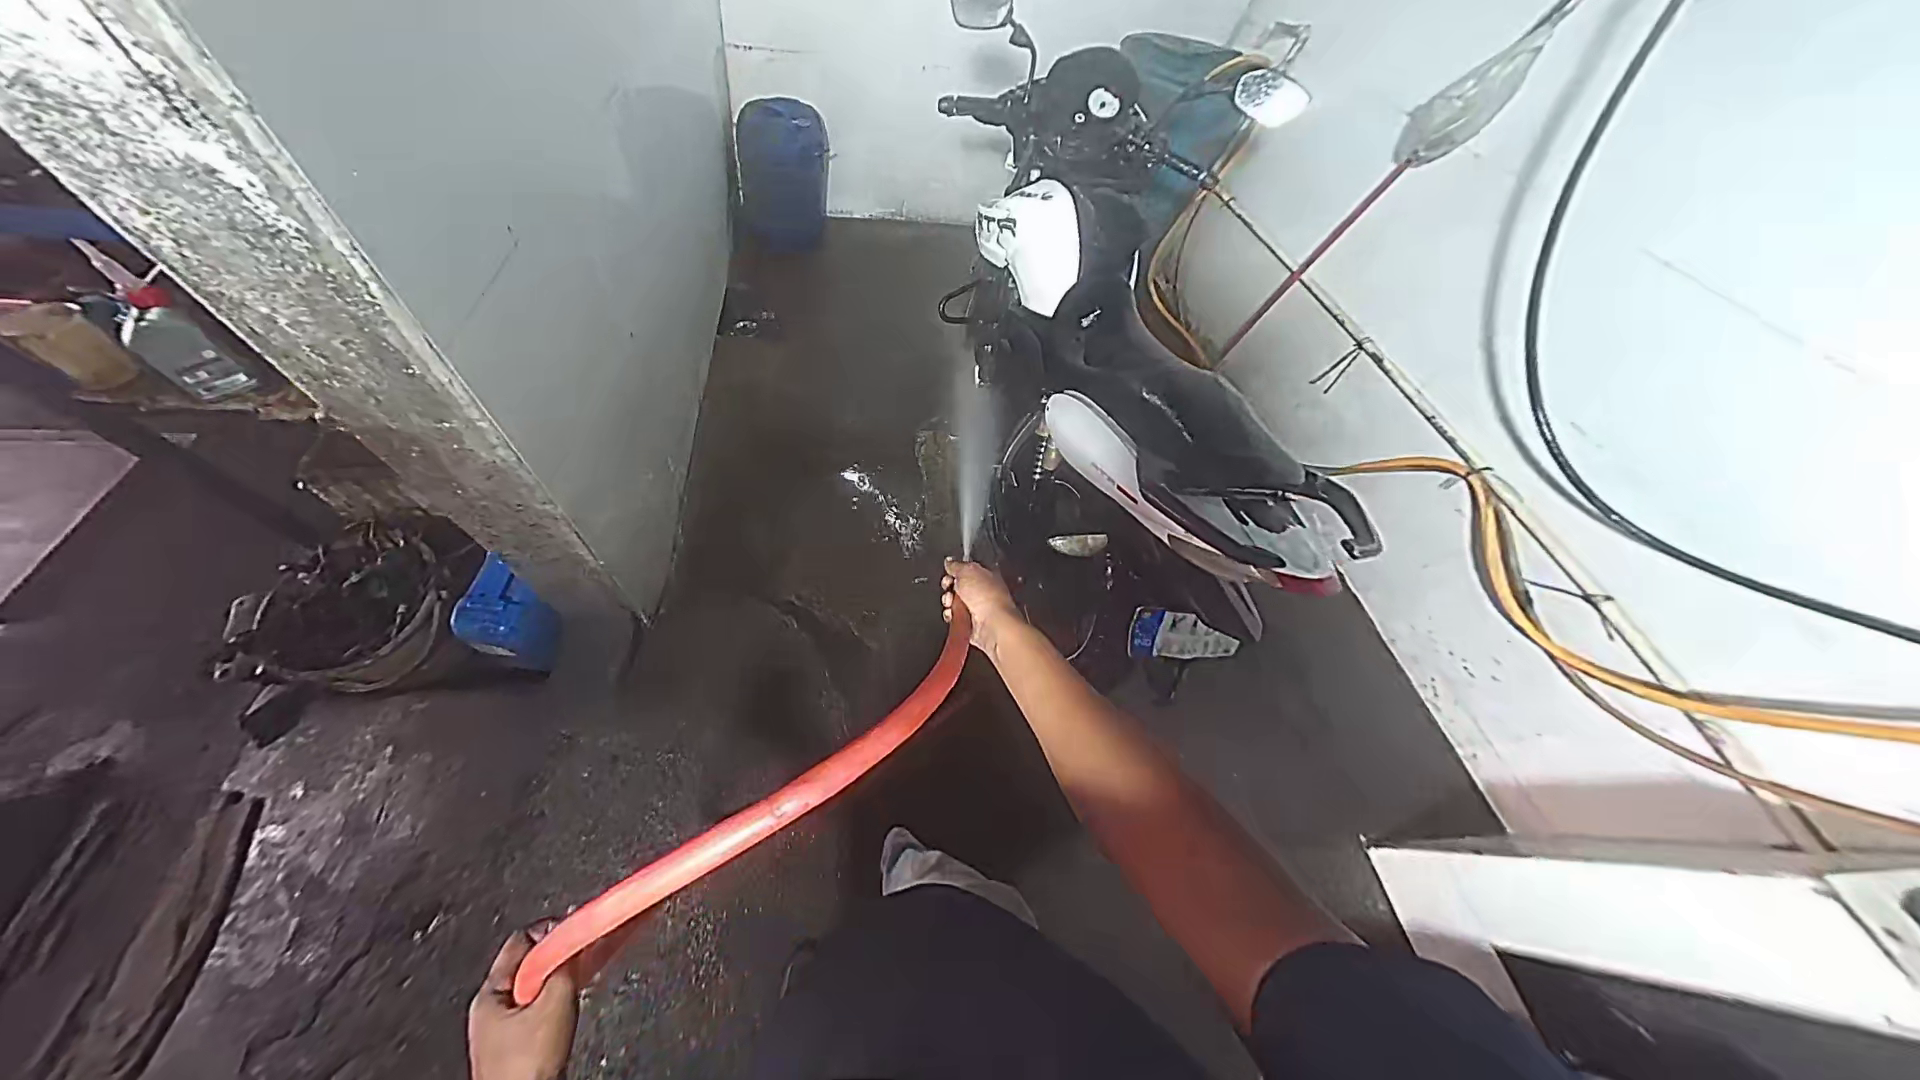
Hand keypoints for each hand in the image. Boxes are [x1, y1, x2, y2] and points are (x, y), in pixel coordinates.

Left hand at [469, 923, 578, 1079]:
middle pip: (530, 961)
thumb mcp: (555, 999)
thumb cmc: (528, 1062)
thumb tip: (576, 937)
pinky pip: (539, 1003)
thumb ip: (565, 963)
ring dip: (560, 977)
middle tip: (581, 955)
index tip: (577, 931)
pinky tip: (571, 1004)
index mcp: (489, 994)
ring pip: (537, 983)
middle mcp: (491, 1007)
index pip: (522, 940)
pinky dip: (557, 996)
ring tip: (578, 981)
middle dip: (558, 955)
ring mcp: (501, 1026)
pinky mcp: (516, 1041)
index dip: (552, 930)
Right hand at [942, 559, 1022, 656]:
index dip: (955, 572)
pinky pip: (954, 619)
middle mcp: (983, 593)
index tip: (949, 574)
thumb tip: (949, 562)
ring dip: (948, 603)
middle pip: (958, 587)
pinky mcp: (971, 625)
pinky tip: (954, 615)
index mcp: (986, 576)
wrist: (991, 624)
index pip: (966, 571)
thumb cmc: (987, 597)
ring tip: (951, 604)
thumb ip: (956, 565)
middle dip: (949, 588)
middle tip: (950, 588)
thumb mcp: (967, 571)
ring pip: (953, 603)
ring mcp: (977, 610)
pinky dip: (951, 617)